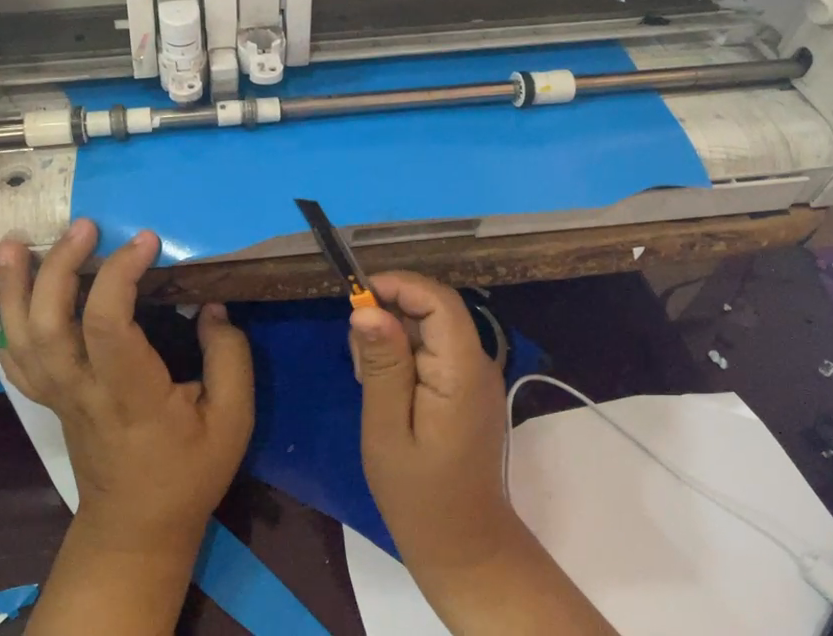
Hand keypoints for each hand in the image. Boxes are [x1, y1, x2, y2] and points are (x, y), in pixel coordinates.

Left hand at [0, 218, 253, 546]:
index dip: (120, 273)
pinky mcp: (49, 400)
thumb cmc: (188, 473)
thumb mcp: (233, 422)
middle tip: (85, 227)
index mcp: (130, 394)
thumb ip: (229, 358)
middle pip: (48, 322)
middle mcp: (82, 390)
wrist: (136, 527)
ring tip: (14, 241)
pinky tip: (11, 293)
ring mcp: (58, 395)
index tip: (146, 241)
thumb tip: (211, 306)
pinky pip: (15, 361)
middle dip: (58, 266)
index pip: (107, 323)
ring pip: (19, 338)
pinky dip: (7, 324)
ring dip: (13, 287)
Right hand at [350, 272, 517, 570]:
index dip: (398, 286)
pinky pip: (434, 352)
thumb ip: (382, 365)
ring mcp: (475, 377)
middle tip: (355, 355)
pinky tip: (383, 390)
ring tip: (365, 377)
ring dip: (393, 336)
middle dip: (389, 313)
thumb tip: (367, 307)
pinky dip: (404, 356)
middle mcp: (477, 364)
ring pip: (430, 328)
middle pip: (434, 309)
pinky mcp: (466, 390)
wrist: (463, 546)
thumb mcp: (386, 429)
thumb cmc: (418, 494)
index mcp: (462, 370)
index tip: (355, 298)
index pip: (438, 299)